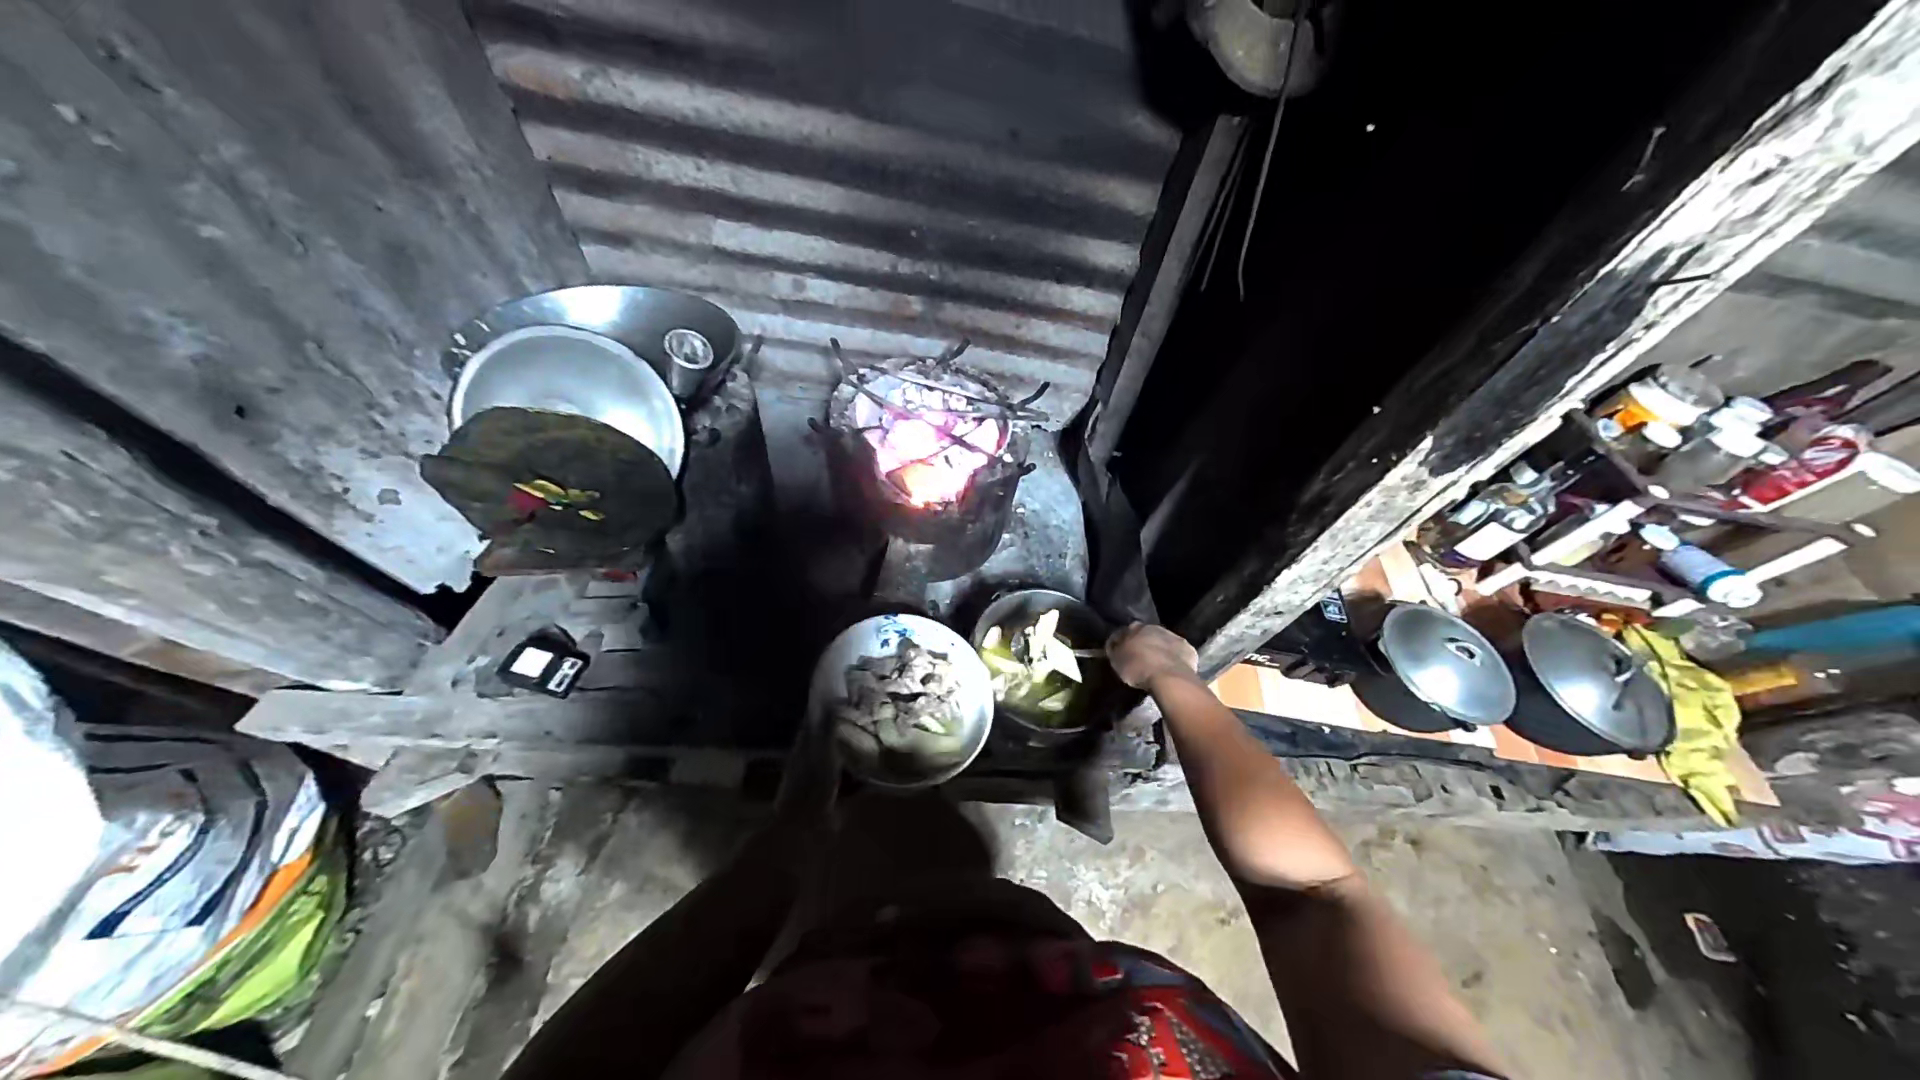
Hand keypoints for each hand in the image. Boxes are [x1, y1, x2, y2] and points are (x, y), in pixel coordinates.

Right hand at [1105, 622, 1200, 690]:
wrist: (1169, 677)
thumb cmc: (1137, 668)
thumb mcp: (1116, 660)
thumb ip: (1114, 649)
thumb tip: (1114, 644)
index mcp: (1135, 628)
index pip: (1126, 631)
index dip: (1124, 641)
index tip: (1122, 651)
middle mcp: (1155, 628)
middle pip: (1147, 634)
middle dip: (1144, 643)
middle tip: (1140, 658)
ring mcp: (1174, 637)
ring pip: (1164, 642)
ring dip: (1160, 650)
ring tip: (1157, 665)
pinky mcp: (1188, 649)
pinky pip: (1179, 653)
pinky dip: (1175, 658)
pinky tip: (1172, 669)